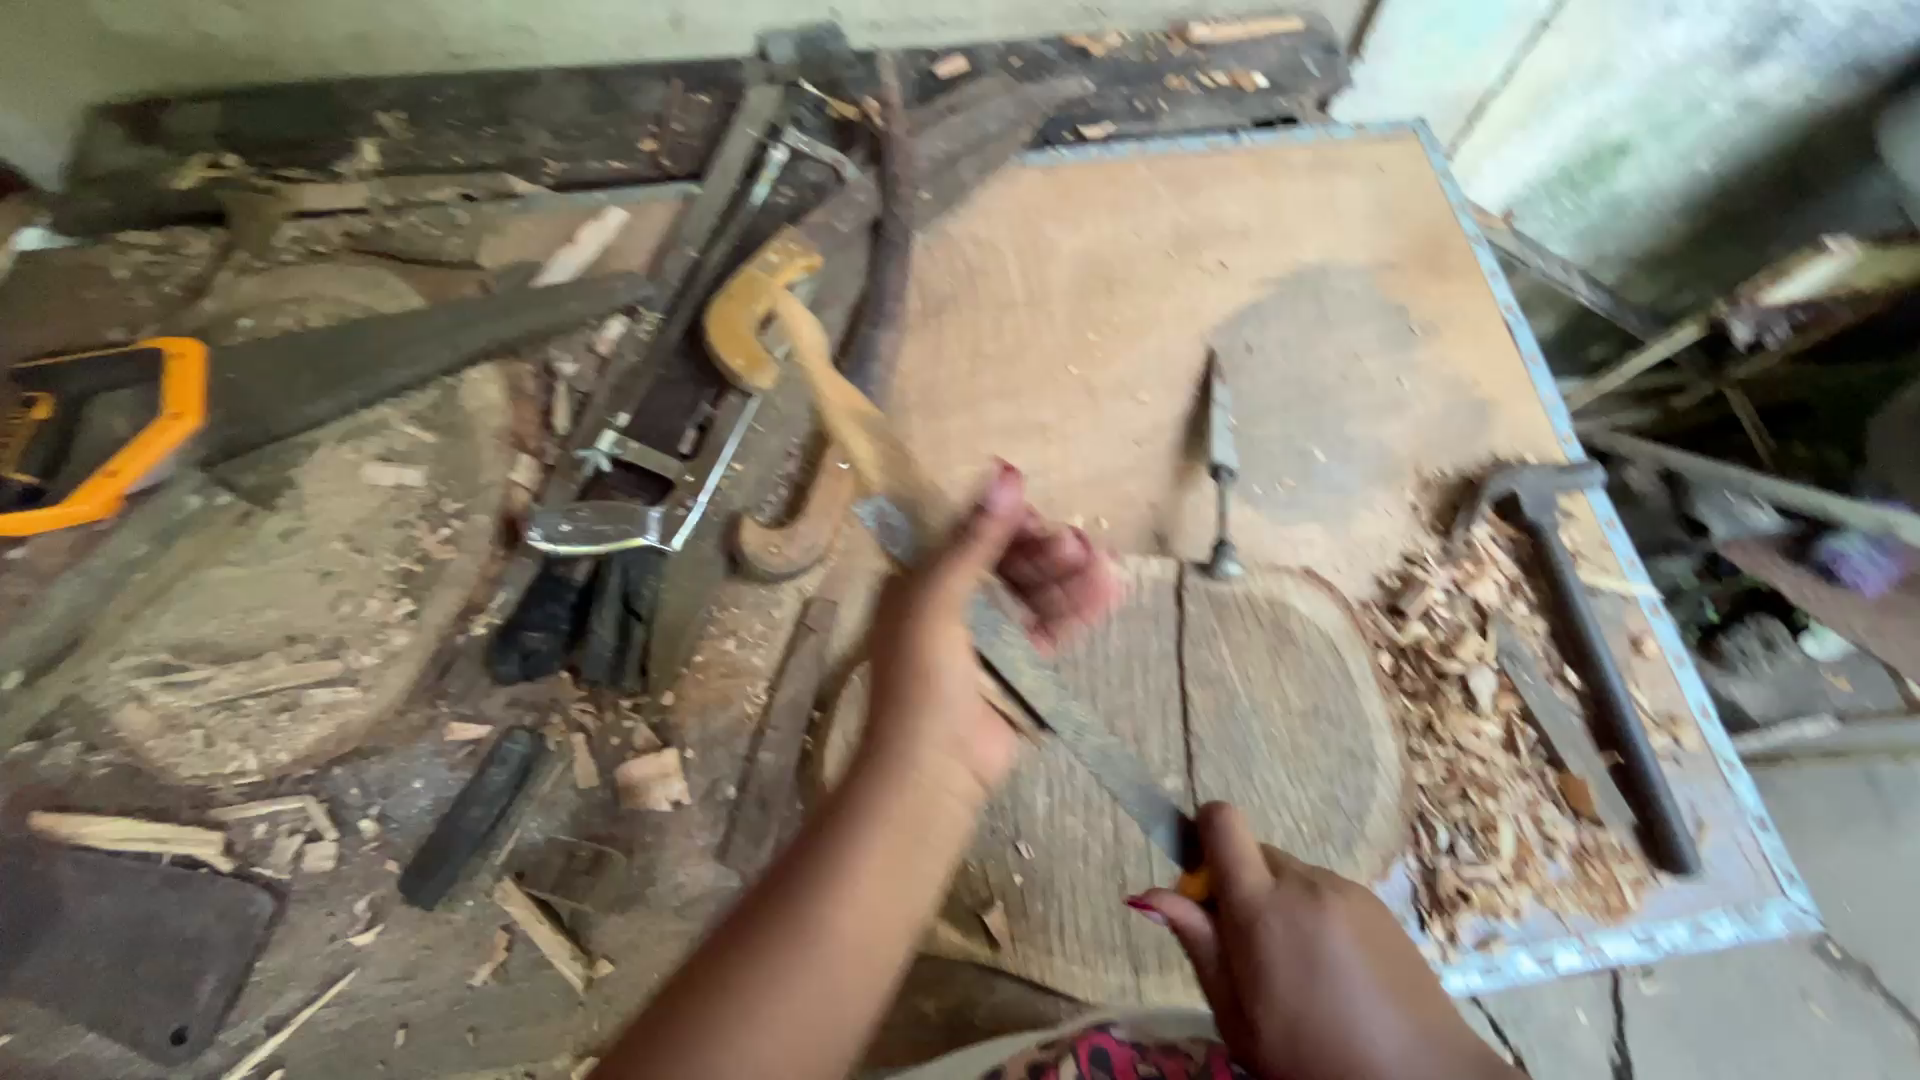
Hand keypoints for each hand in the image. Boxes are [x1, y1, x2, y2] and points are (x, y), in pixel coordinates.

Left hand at [860, 460, 1123, 800]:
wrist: (932, 768)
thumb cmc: (922, 678)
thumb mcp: (938, 600)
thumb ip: (975, 540)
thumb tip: (1007, 473)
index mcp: (923, 584)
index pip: (969, 539)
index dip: (1005, 524)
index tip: (1038, 514)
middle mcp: (955, 606)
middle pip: (1008, 565)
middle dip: (1044, 551)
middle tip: (1077, 544)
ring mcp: (990, 640)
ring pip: (1035, 596)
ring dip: (1068, 577)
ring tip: (1104, 563)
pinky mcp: (1020, 670)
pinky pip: (1052, 631)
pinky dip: (1078, 611)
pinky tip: (1109, 589)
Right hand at [1132, 804, 1520, 1079]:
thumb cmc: (1312, 1059)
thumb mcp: (1237, 1016)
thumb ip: (1197, 945)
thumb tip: (1147, 894)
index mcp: (1261, 905)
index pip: (1221, 820)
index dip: (1203, 837)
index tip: (1203, 887)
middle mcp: (1304, 881)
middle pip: (1253, 851)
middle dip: (1240, 884)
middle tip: (1249, 949)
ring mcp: (1346, 889)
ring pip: (1290, 873)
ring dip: (1279, 902)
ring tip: (1299, 970)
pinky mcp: (1377, 904)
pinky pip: (1325, 890)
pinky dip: (1314, 915)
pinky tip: (1333, 972)